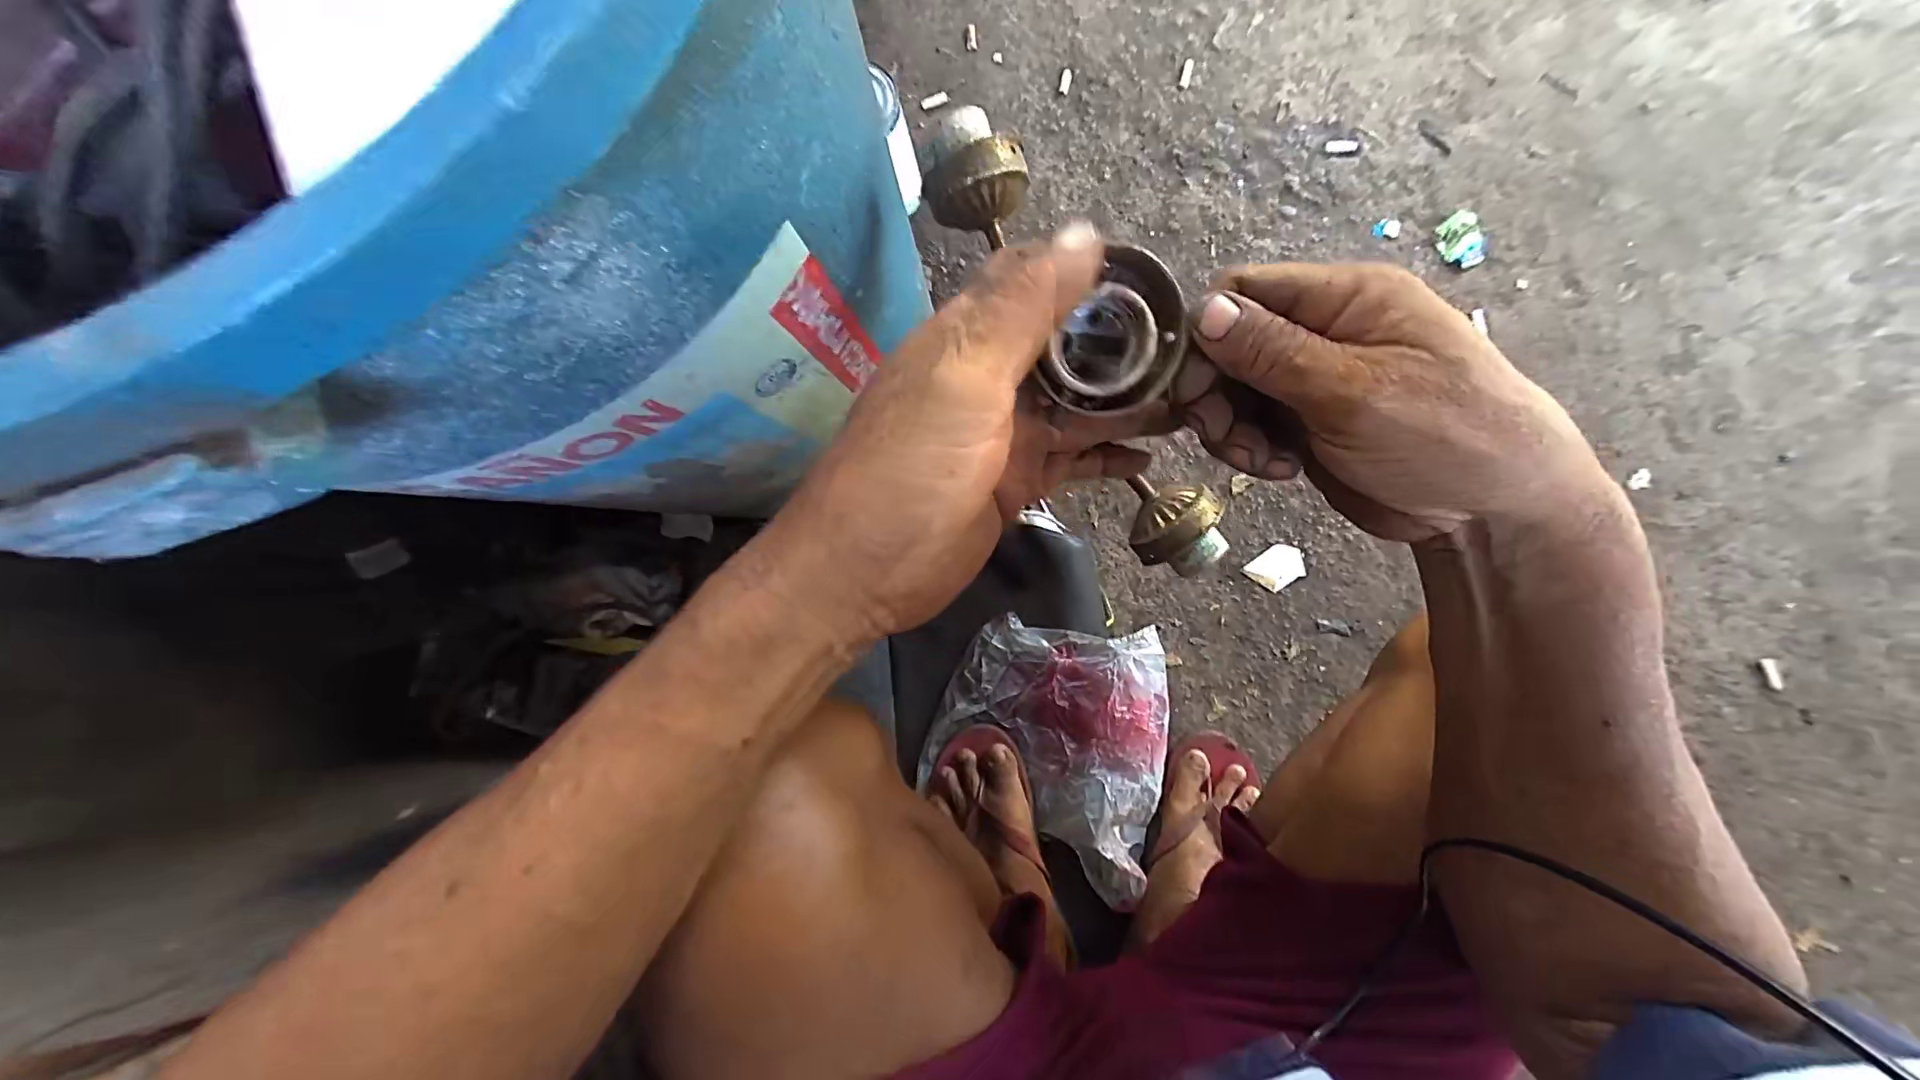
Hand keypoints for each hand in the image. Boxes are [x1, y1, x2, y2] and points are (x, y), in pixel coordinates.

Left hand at [752, 224, 1157, 645]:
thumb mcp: (966, 377)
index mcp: (970, 336)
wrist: (864, 572)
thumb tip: (1087, 234)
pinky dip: (1108, 455)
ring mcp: (1006, 434)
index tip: (1157, 278)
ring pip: (1078, 405)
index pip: (1035, 281)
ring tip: (1190, 395)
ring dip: (1127, 400)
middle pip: (1066, 345)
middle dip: (1123, 342)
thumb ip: (1023, 308)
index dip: (1091, 272)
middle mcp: (990, 377)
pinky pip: (1073, 459)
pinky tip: (1150, 453)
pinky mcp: (1017, 483)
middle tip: (1192, 345)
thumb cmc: (911, 467)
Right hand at [1172, 263, 1611, 542]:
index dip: (1206, 334)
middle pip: (1230, 346)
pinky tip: (1278, 469)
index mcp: (1345, 299)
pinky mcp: (1306, 422)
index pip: (1245, 291)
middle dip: (1216, 392)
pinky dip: (1250, 448)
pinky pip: (1252, 424)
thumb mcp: (1353, 391)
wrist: (1492, 511)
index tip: (1193, 388)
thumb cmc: (1444, 436)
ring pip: (1234, 390)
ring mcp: (1313, 379)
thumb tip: (1204, 312)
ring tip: (1259, 459)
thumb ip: (1273, 352)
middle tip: (1220, 434)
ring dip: (1230, 427)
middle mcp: (1323, 331)